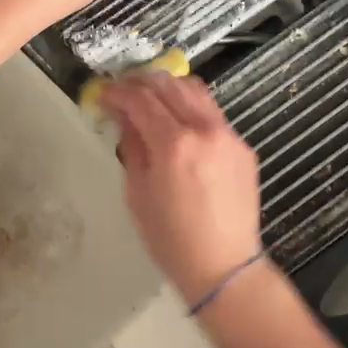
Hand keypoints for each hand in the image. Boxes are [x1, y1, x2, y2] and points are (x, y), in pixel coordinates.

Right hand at [101, 73, 263, 304]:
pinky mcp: (242, 145)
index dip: (117, 92)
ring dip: (169, 87)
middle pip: (169, 84)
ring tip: (150, 99)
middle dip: (141, 82)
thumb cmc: (171, 239)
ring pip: (196, 90)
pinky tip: (179, 125)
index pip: (141, 100)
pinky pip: (213, 114)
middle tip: (123, 91)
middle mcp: (204, 130)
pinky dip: (191, 108)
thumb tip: (124, 117)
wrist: (224, 265)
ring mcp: (228, 135)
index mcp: (174, 144)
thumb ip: (132, 146)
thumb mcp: (138, 193)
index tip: (104, 94)